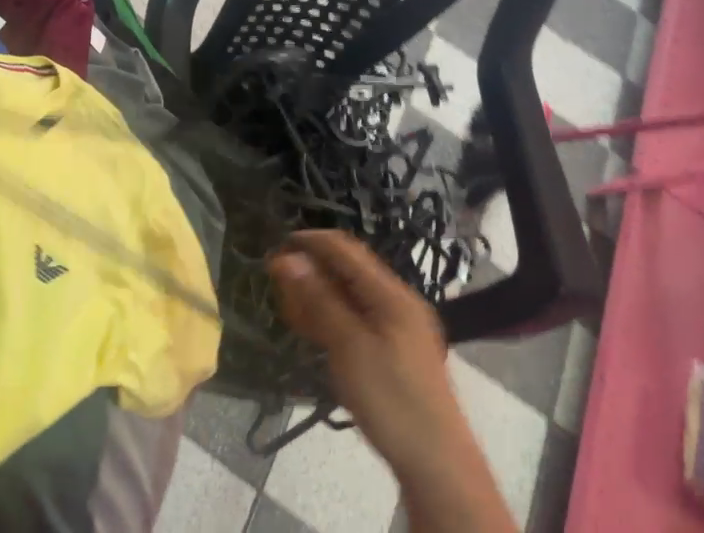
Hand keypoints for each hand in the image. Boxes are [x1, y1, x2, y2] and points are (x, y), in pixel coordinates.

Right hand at [268, 230, 468, 482]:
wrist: (433, 460)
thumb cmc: (391, 398)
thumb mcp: (348, 345)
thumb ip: (318, 299)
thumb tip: (286, 258)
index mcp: (391, 295)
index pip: (343, 248)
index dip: (306, 242)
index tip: (269, 253)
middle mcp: (394, 303)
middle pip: (343, 270)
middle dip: (307, 273)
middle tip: (278, 292)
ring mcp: (393, 326)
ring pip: (344, 295)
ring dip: (313, 297)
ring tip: (290, 316)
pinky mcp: (387, 348)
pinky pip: (351, 317)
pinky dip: (327, 317)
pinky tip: (309, 332)